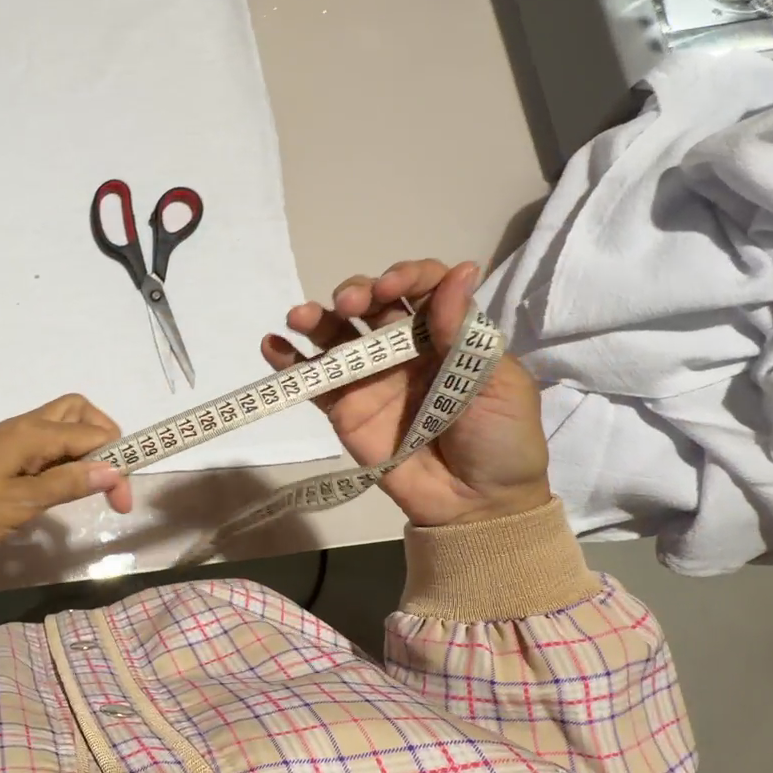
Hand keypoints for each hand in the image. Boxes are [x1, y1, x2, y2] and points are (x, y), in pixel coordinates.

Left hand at [0, 395, 133, 611]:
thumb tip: (112, 468)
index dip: (117, 462)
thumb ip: (67, 483)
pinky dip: (58, 458)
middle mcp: (22, 427)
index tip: (122, 503)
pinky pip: (39, 444)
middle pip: (76, 412)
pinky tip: (54, 488)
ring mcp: (7, 440)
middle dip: (103, 437)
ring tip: (85, 486)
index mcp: (32, 433)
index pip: (93, 434)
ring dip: (80, 448)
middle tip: (109, 478)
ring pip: (57, 427)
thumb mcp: (22, 503)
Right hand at [263, 259, 549, 527]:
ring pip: (336, 337)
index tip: (392, 287)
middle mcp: (404, 348)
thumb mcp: (498, 382)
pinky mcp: (343, 410)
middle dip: (356, 292)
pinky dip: (288, 362)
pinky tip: (271, 344)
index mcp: (447, 334)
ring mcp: (369, 379)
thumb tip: (459, 270)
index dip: (406, 277)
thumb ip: (464, 333)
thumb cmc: (501, 438)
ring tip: (299, 317)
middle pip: (371, 305)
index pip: (422, 288)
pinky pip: (312, 382)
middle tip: (348, 303)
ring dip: (315, 319)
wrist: (473, 501)